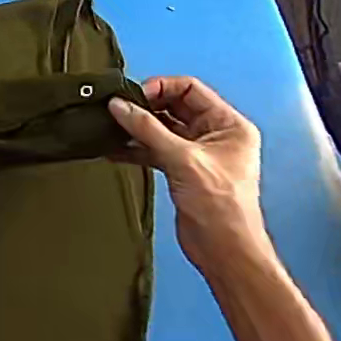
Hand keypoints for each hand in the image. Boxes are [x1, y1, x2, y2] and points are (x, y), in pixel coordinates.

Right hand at [108, 76, 268, 269]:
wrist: (225, 253)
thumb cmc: (220, 206)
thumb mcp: (182, 159)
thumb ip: (147, 129)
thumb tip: (118, 105)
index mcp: (228, 125)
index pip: (190, 89)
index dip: (161, 87)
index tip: (134, 95)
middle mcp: (214, 134)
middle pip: (173, 106)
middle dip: (145, 107)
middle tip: (119, 108)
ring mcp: (196, 152)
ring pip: (160, 127)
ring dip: (137, 127)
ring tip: (111, 125)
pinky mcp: (181, 169)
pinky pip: (154, 147)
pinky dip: (135, 147)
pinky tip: (114, 148)